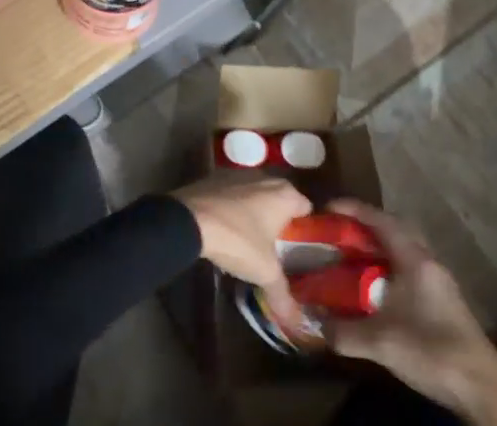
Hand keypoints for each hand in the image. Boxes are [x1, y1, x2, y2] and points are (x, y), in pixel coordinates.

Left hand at [173, 176, 311, 318]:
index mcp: (284, 194)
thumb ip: (283, 296)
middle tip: (279, 248)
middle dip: (280, 221)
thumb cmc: (237, 240)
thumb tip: (298, 323)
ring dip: (255, 212)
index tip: (302, 249)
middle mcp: (265, 177)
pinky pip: (233, 194)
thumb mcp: (264, 272)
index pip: (306, 209)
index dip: (306, 228)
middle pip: (280, 200)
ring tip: (252, 240)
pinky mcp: (214, 177)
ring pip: (256, 195)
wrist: (189, 220)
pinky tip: (227, 228)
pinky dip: (233, 206)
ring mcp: (238, 174)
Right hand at [323, 200, 496, 425]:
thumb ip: (342, 331)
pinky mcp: (442, 302)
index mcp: (415, 261)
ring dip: (377, 249)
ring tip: (349, 257)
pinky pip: (409, 271)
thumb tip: (316, 322)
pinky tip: (372, 289)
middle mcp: (429, 264)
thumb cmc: (431, 352)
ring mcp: (439, 283)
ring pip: (403, 252)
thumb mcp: (379, 343)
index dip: (353, 210)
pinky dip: (387, 269)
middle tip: (337, 233)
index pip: (382, 221)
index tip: (327, 208)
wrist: (482, 390)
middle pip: (395, 231)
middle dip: (364, 226)